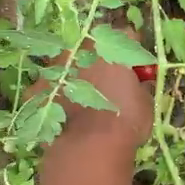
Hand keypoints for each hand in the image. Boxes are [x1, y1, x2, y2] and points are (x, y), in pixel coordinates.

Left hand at [51, 38, 153, 157]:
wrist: (89, 148)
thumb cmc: (125, 122)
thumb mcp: (146, 103)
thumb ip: (141, 86)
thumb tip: (139, 83)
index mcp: (111, 50)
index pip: (128, 36)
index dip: (135, 53)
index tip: (138, 70)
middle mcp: (81, 51)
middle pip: (94, 46)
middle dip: (102, 60)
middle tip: (112, 83)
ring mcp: (56, 69)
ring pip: (70, 64)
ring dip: (79, 75)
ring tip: (87, 100)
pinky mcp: (38, 90)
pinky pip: (52, 86)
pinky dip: (60, 95)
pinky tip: (68, 113)